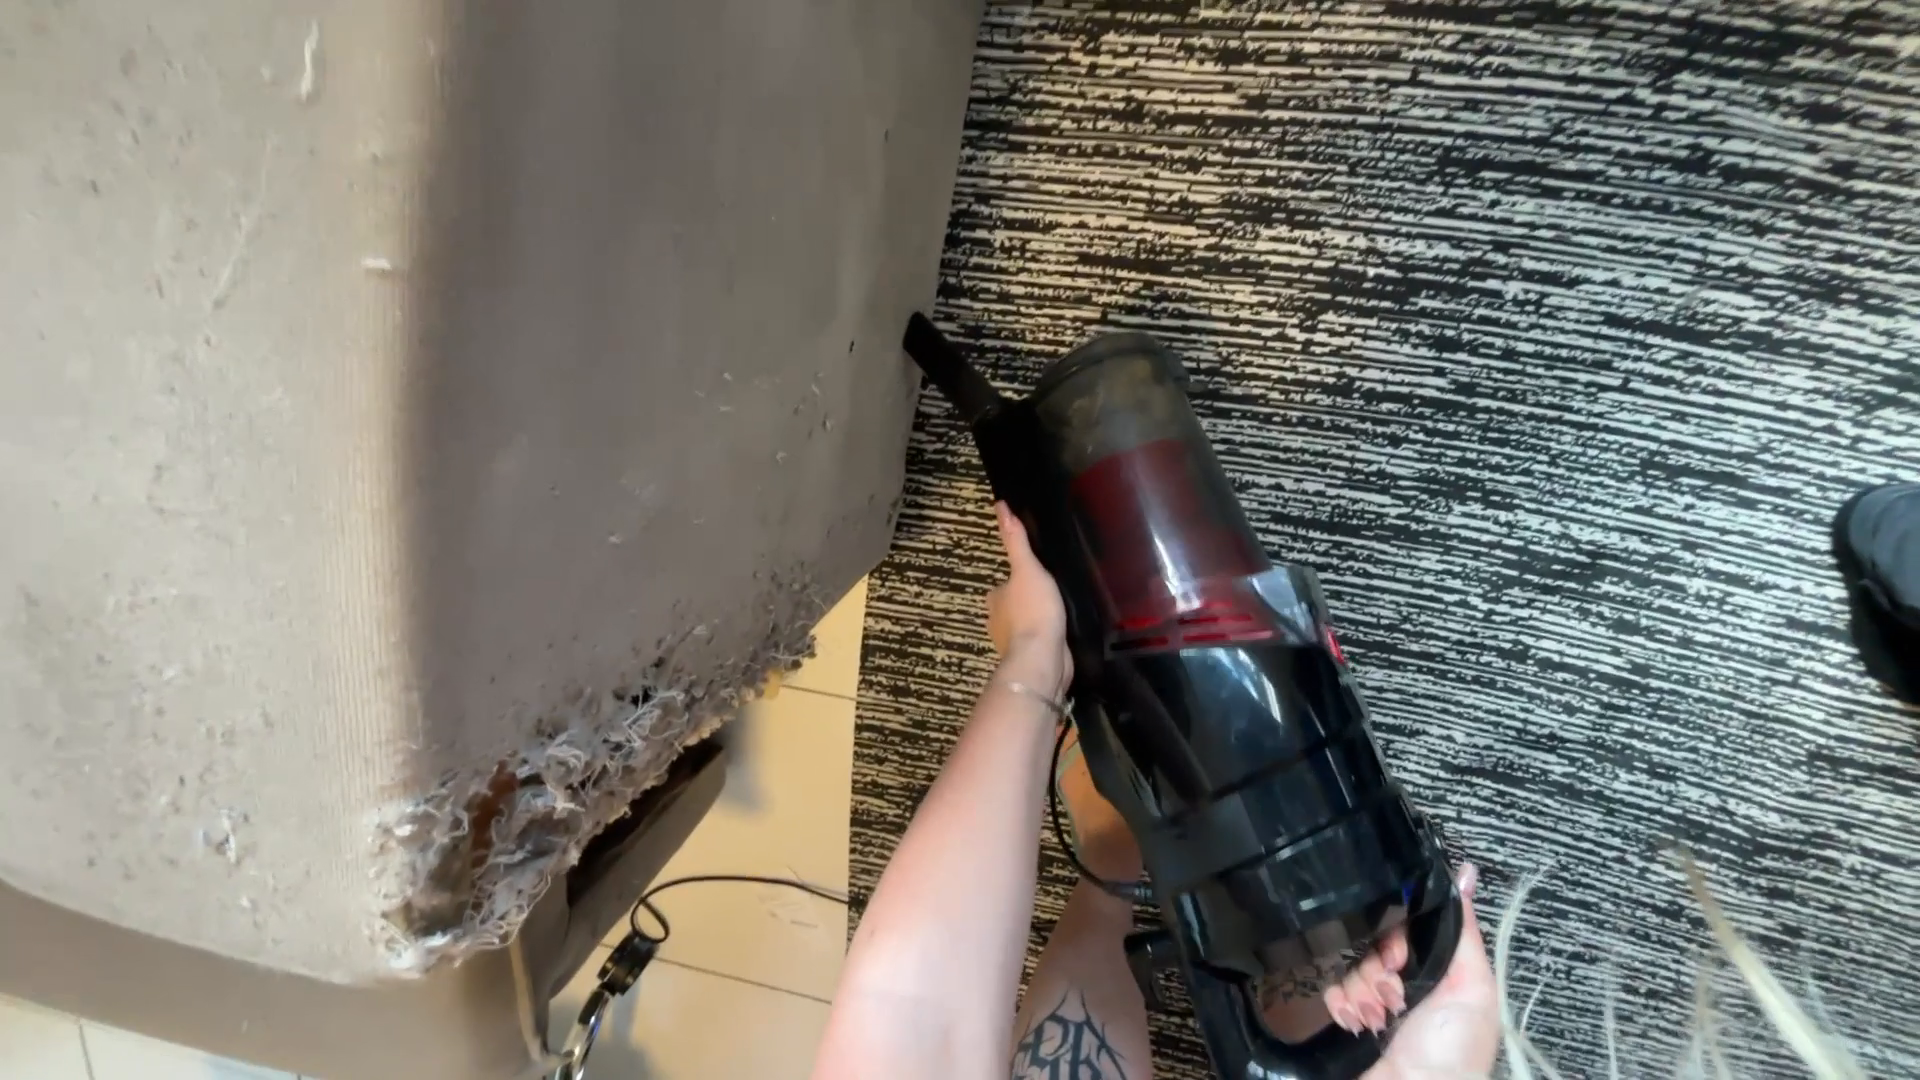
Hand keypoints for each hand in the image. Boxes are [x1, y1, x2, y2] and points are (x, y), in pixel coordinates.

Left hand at [985, 502, 1071, 697]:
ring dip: (1038, 621)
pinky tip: (1062, 635)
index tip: (1036, 578)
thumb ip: (1015, 540)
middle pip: (1013, 606)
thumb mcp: (1026, 568)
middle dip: (1028, 602)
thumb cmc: (1033, 610)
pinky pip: (1039, 643)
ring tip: (1060, 613)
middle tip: (1052, 594)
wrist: (1042, 658)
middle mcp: (998, 621)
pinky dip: (1046, 639)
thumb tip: (1000, 506)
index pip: (1003, 585)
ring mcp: (1014, 643)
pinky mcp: (1031, 659)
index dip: (1018, 580)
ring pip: (1025, 626)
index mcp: (994, 599)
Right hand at [1324, 864, 1499, 1078]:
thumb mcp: (1472, 990)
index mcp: (1441, 977)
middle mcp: (1408, 987)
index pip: (1405, 930)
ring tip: (1375, 1017)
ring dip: (1361, 989)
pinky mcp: (1347, 1018)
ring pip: (1350, 966)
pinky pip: (1330, 988)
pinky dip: (1341, 1002)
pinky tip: (1355, 1021)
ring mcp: (1375, 1004)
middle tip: (1391, 990)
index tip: (1397, 956)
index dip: (1396, 935)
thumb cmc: (1450, 1053)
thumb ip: (1464, 932)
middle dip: (1377, 966)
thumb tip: (1466, 870)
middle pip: (1374, 946)